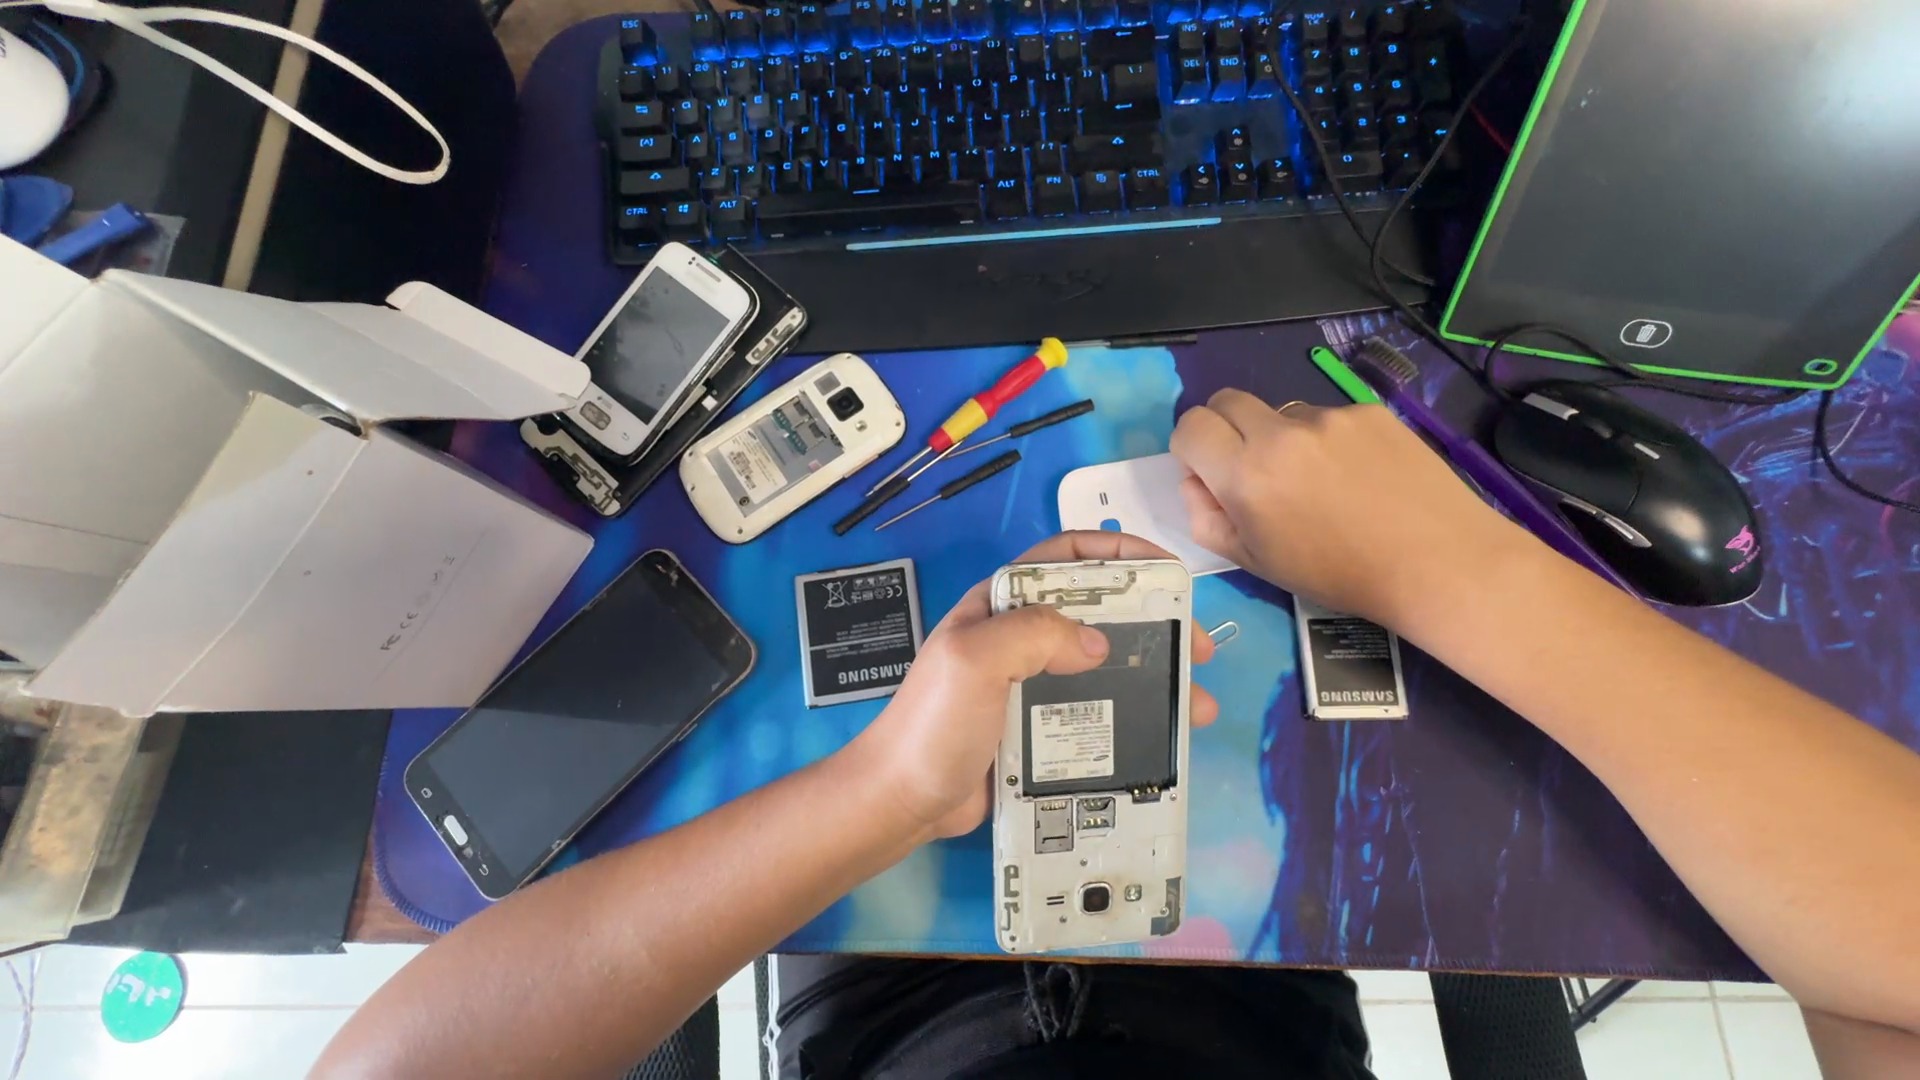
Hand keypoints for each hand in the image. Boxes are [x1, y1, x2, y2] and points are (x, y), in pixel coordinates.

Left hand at [854, 532, 1219, 840]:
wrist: (904, 798)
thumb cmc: (934, 723)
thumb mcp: (975, 660)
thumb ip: (1034, 635)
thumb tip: (1097, 645)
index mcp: (1002, 606)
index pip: (1065, 557)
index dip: (1117, 552)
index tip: (1166, 571)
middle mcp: (1020, 636)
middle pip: (1097, 612)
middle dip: (1152, 622)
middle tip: (1197, 649)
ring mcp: (1032, 682)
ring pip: (1105, 665)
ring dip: (1153, 676)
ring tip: (1196, 703)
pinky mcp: (1040, 725)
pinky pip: (1096, 709)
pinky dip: (1133, 715)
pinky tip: (1163, 733)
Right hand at [1170, 392, 1518, 627]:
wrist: (1437, 563)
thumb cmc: (1335, 573)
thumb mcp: (1253, 561)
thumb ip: (1206, 517)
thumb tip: (1196, 480)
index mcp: (1245, 475)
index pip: (1190, 426)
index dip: (1189, 447)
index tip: (1208, 470)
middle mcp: (1281, 434)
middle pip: (1226, 401)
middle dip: (1223, 428)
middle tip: (1249, 467)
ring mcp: (1329, 417)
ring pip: (1279, 411)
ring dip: (1278, 436)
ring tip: (1317, 480)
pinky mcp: (1368, 411)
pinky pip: (1326, 417)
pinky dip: (1325, 440)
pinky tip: (1356, 474)